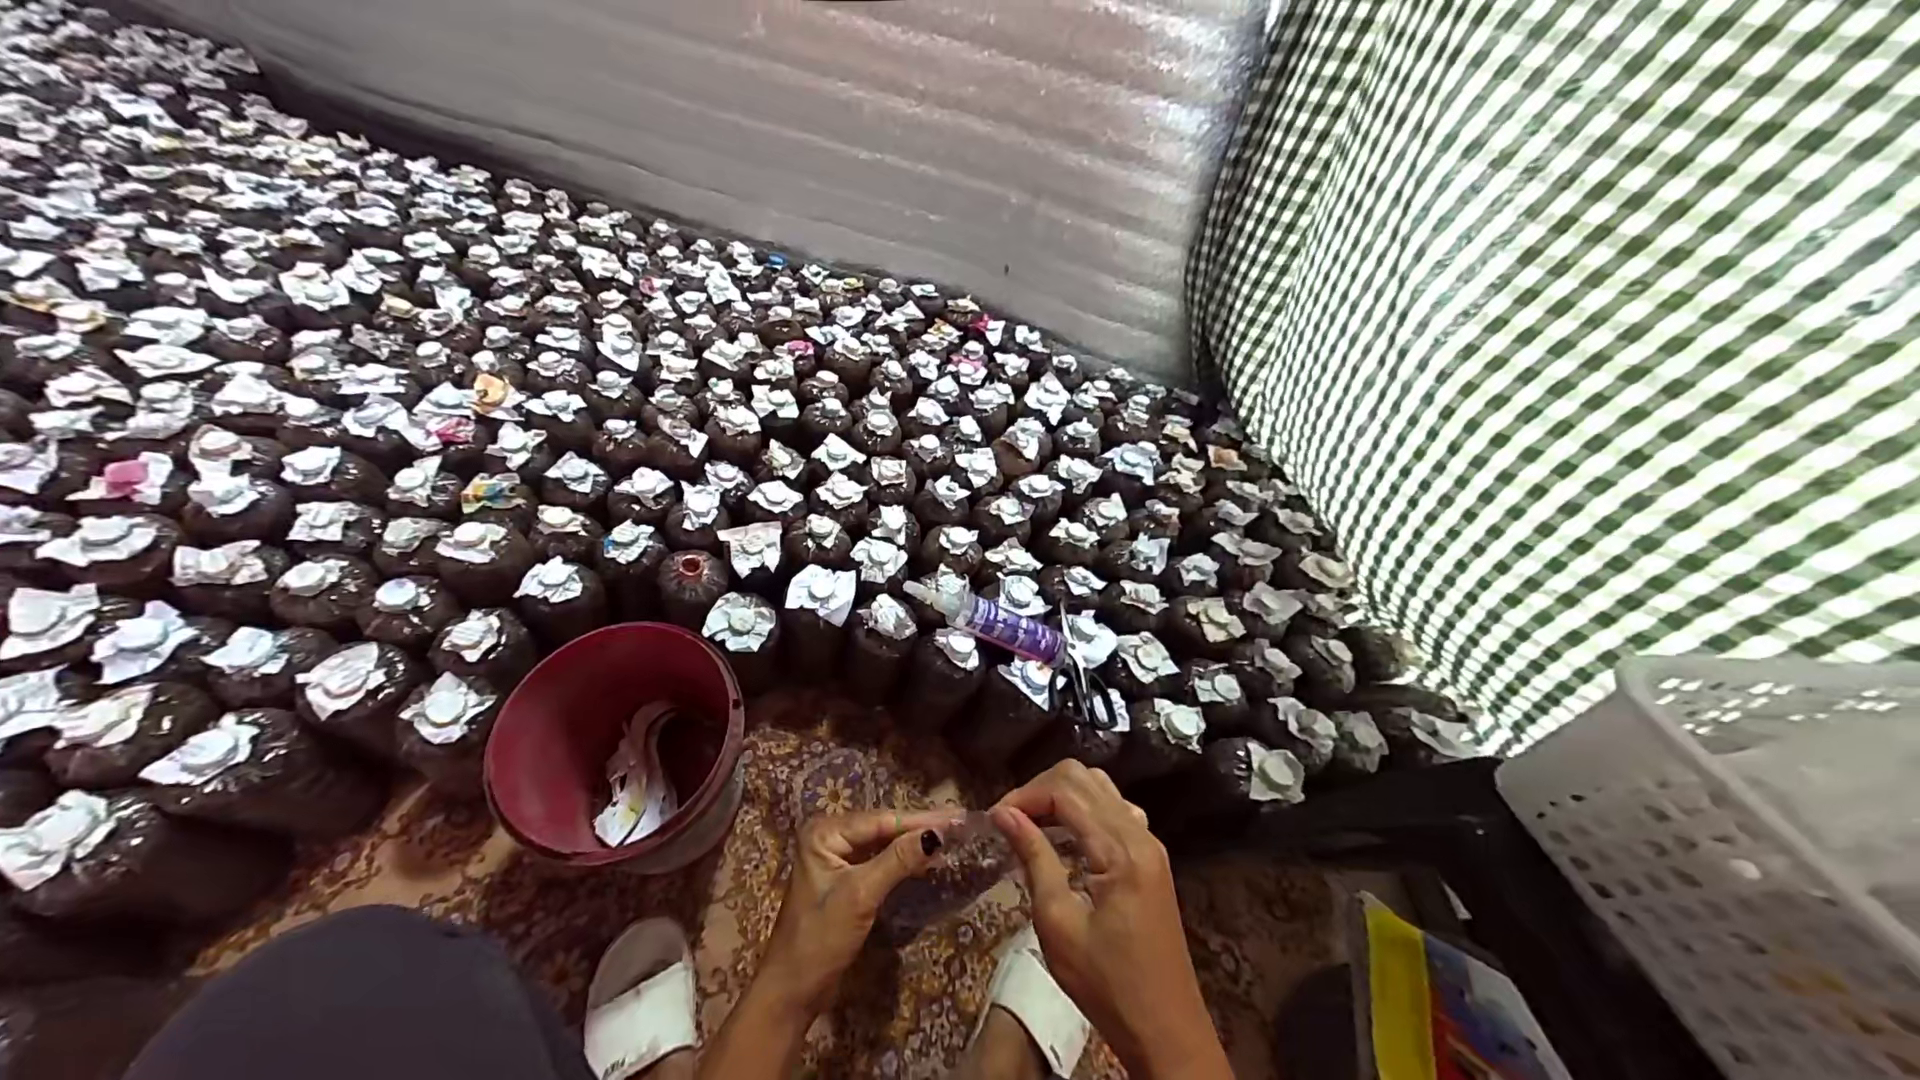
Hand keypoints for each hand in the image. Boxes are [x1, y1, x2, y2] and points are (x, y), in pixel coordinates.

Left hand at [756, 808, 959, 1016]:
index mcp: (824, 832)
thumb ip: (897, 860)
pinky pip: (880, 859)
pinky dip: (904, 859)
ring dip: (914, 842)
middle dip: (920, 827)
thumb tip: (935, 835)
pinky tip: (927, 857)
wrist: (792, 991)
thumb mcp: (860, 895)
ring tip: (952, 834)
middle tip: (960, 822)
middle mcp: (829, 836)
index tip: (957, 816)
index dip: (920, 819)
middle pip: (883, 827)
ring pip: (884, 842)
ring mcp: (836, 857)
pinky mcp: (845, 878)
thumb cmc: (820, 940)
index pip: (881, 820)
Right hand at [992, 762, 1231, 1079]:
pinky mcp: (1150, 857)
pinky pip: (1114, 809)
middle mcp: (1139, 833)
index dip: (1024, 795)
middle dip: (1040, 789)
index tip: (994, 818)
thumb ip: (1034, 858)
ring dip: (1062, 795)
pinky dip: (1083, 809)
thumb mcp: (1058, 923)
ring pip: (1100, 788)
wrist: (1166, 1029)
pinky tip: (1064, 835)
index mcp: (1120, 849)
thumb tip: (1004, 814)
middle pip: (1083, 778)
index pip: (1065, 790)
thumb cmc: (1106, 984)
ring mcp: (1149, 843)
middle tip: (1010, 819)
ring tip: (1031, 823)